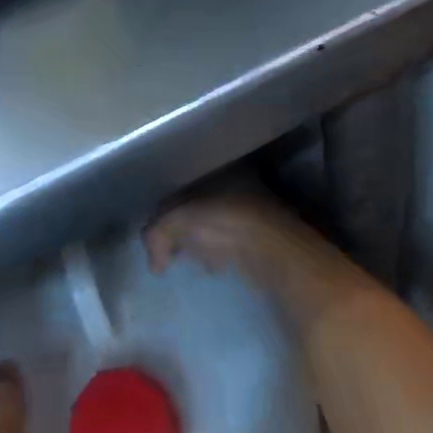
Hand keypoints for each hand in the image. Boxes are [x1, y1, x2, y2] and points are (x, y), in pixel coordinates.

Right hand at [144, 194, 367, 326]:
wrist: (277, 251)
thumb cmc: (225, 223)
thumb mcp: (178, 222)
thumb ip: (157, 235)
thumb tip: (155, 262)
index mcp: (220, 167)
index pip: (184, 182)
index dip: (167, 206)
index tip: (159, 230)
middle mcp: (242, 180)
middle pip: (202, 201)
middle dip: (186, 224)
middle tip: (174, 247)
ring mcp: (259, 207)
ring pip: (220, 220)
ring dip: (206, 240)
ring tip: (196, 260)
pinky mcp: (269, 234)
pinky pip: (235, 239)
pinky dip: (223, 251)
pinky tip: (217, 266)